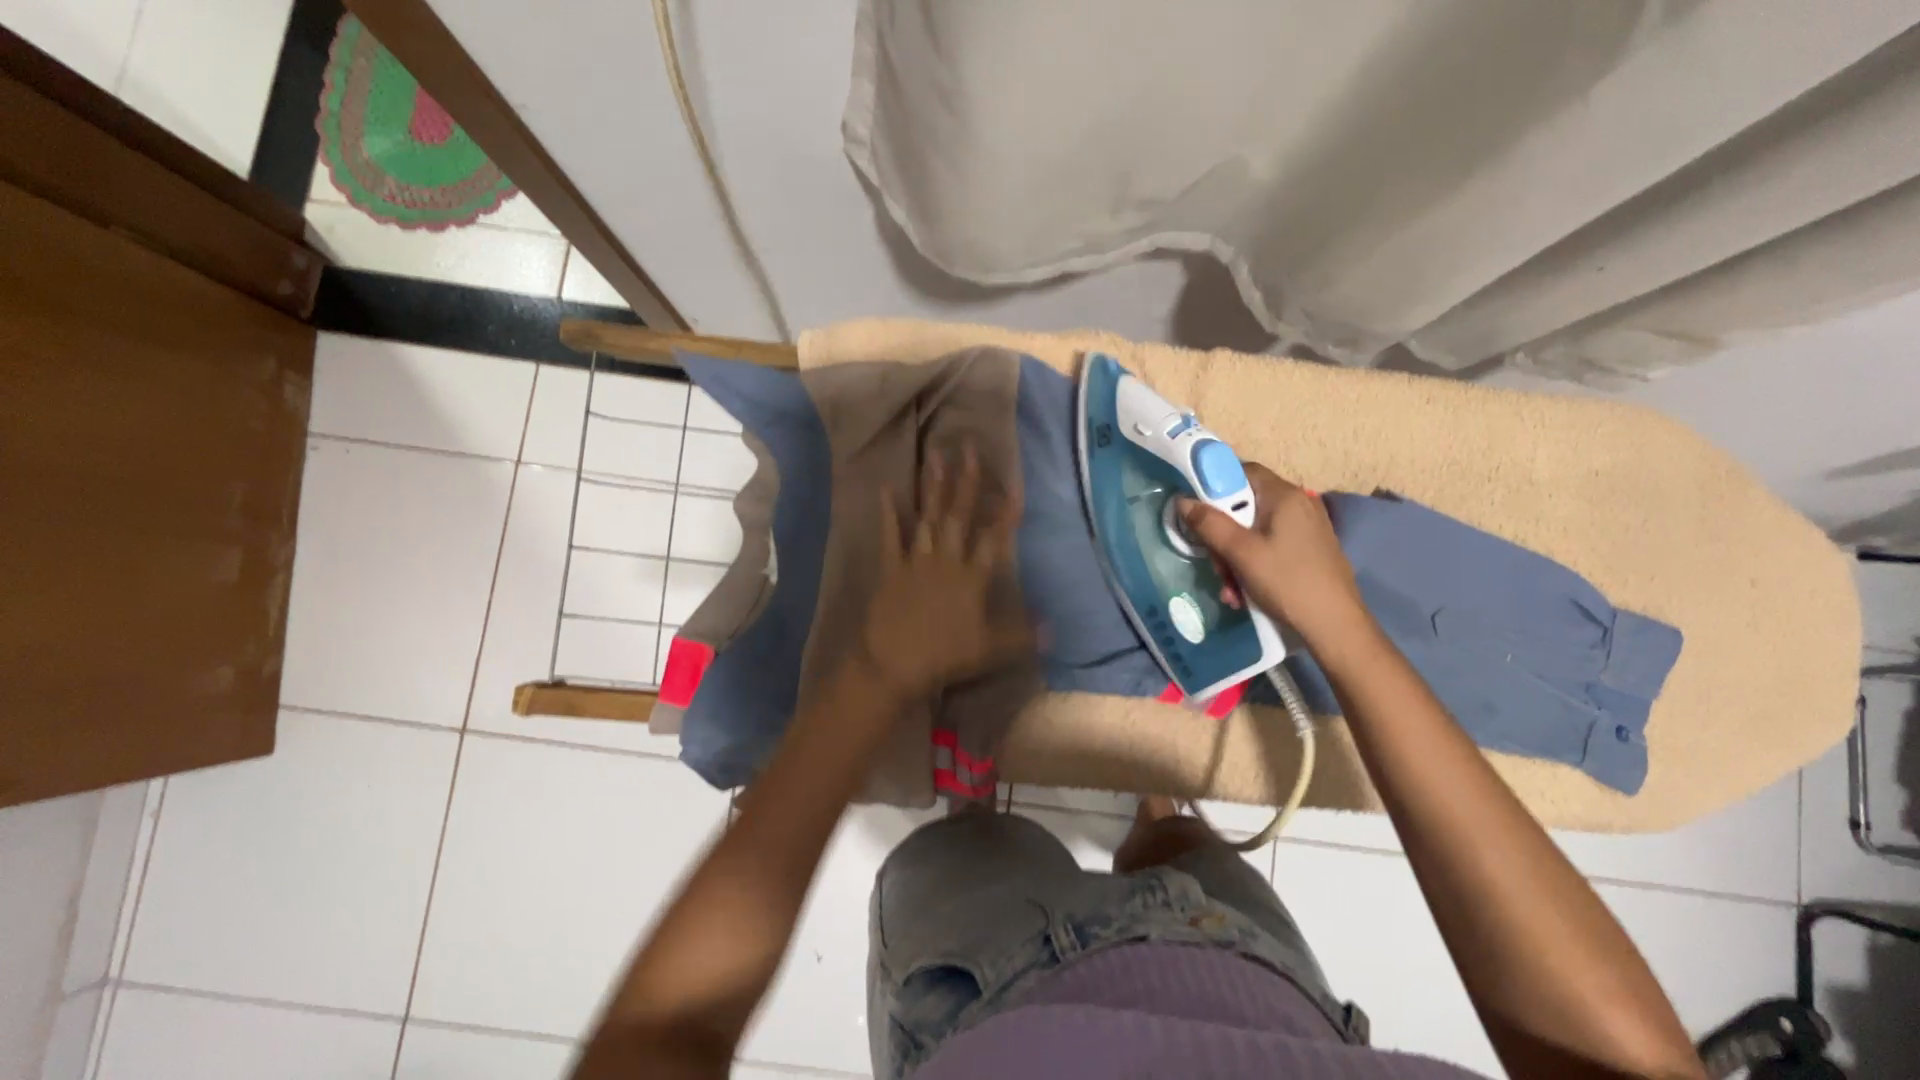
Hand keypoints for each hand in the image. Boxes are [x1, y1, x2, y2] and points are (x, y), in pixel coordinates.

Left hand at [860, 446, 1032, 697]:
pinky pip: (890, 535)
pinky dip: (889, 512)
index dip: (1005, 511)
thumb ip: (1022, 635)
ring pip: (928, 517)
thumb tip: (1054, 629)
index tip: (1014, 484)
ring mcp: (916, 561)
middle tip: (968, 447)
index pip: (994, 538)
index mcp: (972, 577)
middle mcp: (947, 560)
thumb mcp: (991, 650)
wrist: (894, 663)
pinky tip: (886, 488)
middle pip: (959, 515)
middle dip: (966, 481)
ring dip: (933, 486)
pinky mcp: (890, 568)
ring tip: (936, 455)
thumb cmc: (946, 657)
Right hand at [1176, 463, 1371, 649]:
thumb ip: (1209, 524)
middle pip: (1247, 505)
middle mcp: (1299, 504)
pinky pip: (1271, 547)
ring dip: (1235, 558)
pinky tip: (1245, 594)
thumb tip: (1183, 501)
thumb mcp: (1241, 553)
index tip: (1197, 510)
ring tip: (1230, 589)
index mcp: (1285, 495)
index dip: (1216, 485)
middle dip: (1223, 535)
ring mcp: (1307, 528)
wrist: (1335, 625)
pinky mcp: (1310, 550)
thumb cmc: (1286, 582)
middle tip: (1215, 563)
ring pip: (1256, 531)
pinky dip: (1254, 565)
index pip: (1243, 470)